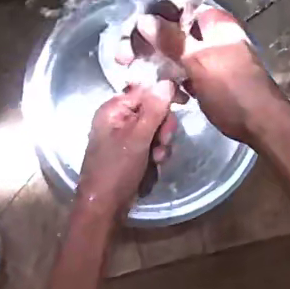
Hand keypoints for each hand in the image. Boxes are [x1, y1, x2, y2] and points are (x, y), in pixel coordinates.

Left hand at [76, 81, 176, 221]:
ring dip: (161, 144)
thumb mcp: (138, 137)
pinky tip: (154, 165)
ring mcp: (123, 137)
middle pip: (153, 111)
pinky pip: (151, 145)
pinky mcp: (130, 153)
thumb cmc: (116, 169)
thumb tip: (167, 81)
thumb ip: (154, 110)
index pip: (145, 91)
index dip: (165, 97)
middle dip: (163, 127)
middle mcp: (117, 119)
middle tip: (162, 142)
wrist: (104, 207)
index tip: (185, 103)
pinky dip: (156, 154)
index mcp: (113, 109)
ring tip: (157, 159)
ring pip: (155, 130)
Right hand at [141, 7, 287, 142]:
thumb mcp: (199, 61)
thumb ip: (171, 39)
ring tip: (141, 79)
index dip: (150, 19)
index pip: (175, 8)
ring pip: (176, 54)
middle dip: (148, 45)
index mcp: (214, 22)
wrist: (261, 123)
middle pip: (171, 31)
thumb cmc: (232, 90)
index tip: (130, 38)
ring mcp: (211, 57)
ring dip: (159, 65)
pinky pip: (185, 72)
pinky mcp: (210, 78)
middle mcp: (212, 35)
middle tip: (126, 61)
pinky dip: (175, 80)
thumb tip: (144, 20)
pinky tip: (171, 94)